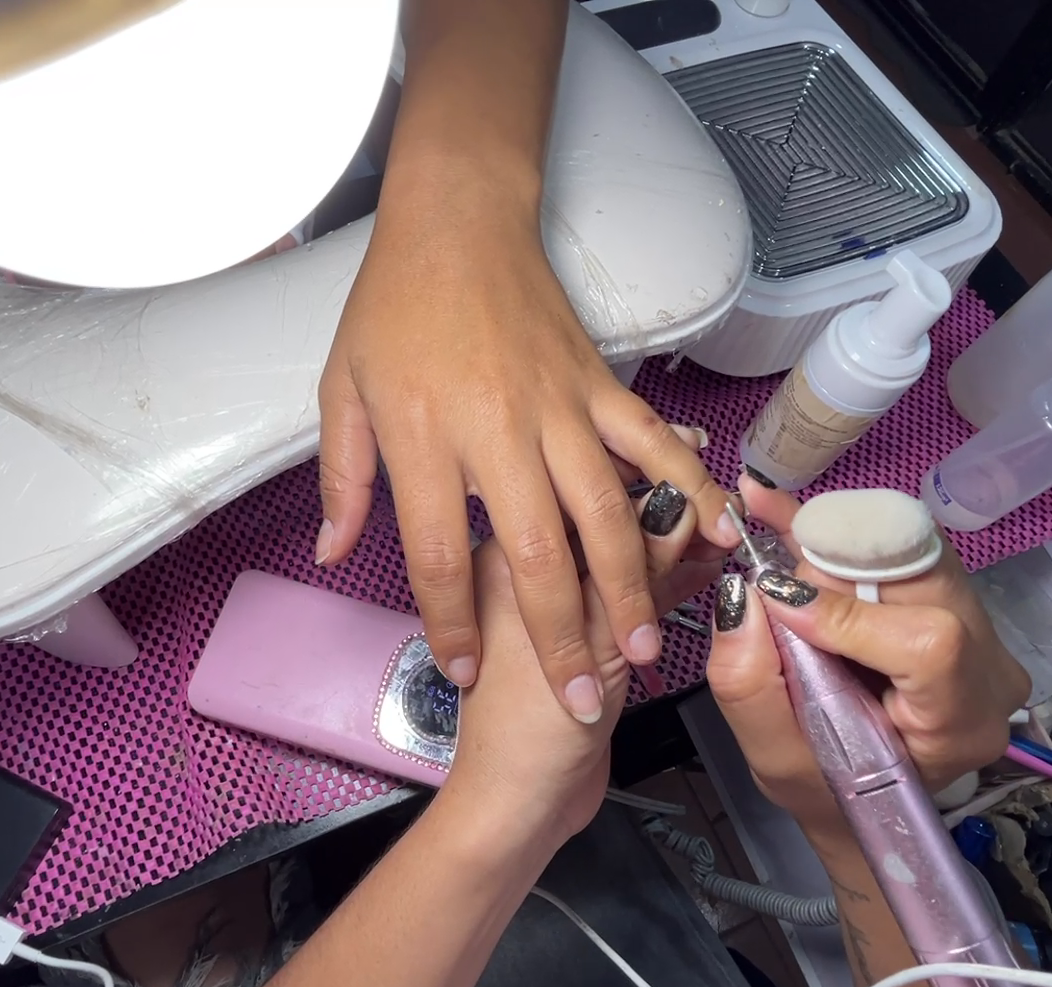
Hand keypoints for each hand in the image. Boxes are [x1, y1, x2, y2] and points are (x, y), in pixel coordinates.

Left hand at [316, 207, 737, 724]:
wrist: (456, 221)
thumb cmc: (394, 307)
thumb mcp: (342, 391)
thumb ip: (343, 478)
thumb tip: (334, 551)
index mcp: (423, 438)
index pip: (438, 555)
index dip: (451, 624)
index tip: (465, 672)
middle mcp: (496, 431)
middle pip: (536, 553)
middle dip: (557, 637)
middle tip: (575, 700)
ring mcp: (559, 407)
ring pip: (605, 511)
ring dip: (628, 587)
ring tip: (642, 648)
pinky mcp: (599, 384)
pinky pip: (652, 443)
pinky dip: (689, 487)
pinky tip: (717, 532)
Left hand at [440, 481, 725, 854]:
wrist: (520, 804)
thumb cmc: (530, 725)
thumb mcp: (588, 641)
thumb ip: (630, 573)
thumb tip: (676, 504)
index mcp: (505, 557)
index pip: (575, 497)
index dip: (637, 477)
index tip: (691, 459)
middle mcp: (526, 569)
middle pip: (603, 521)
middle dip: (662, 505)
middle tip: (718, 489)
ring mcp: (556, 601)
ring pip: (620, 557)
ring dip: (672, 545)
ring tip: (725, 524)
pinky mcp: (584, 633)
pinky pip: (627, 594)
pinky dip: (666, 583)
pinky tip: (706, 566)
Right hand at [705, 475, 1028, 838]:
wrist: (860, 795)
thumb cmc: (824, 790)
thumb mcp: (773, 758)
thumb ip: (749, 686)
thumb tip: (740, 596)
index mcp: (961, 722)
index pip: (930, 644)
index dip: (846, 614)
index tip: (774, 602)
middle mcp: (990, 666)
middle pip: (918, 576)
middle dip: (830, 567)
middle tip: (772, 582)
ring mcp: (978, 627)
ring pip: (905, 547)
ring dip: (828, 543)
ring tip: (772, 547)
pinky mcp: (950, 600)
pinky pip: (898, 543)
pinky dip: (835, 528)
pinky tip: (783, 511)